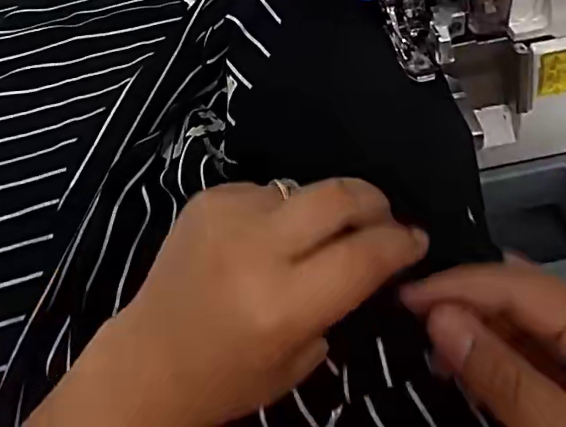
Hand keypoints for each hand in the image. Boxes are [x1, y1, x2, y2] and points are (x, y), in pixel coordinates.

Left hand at [30, 178, 427, 426]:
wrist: (149, 358)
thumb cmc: (228, 377)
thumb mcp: (297, 358)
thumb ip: (335, 301)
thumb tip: (369, 254)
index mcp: (282, 303)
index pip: (361, 256)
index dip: (399, 242)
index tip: (417, 238)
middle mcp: (256, 248)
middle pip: (335, 195)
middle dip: (372, 199)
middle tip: (384, 212)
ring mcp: (228, 213)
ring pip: (300, 189)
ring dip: (320, 207)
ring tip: (318, 232)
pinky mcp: (208, 195)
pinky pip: (264, 191)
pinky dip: (278, 210)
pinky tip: (267, 235)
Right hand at [400, 259, 565, 426]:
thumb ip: (503, 374)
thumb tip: (441, 315)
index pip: (510, 282)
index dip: (453, 284)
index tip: (404, 296)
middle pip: (510, 296)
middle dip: (458, 301)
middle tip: (406, 315)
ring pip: (513, 325)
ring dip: (469, 330)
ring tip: (426, 343)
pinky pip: (524, 356)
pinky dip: (488, 359)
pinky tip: (462, 367)